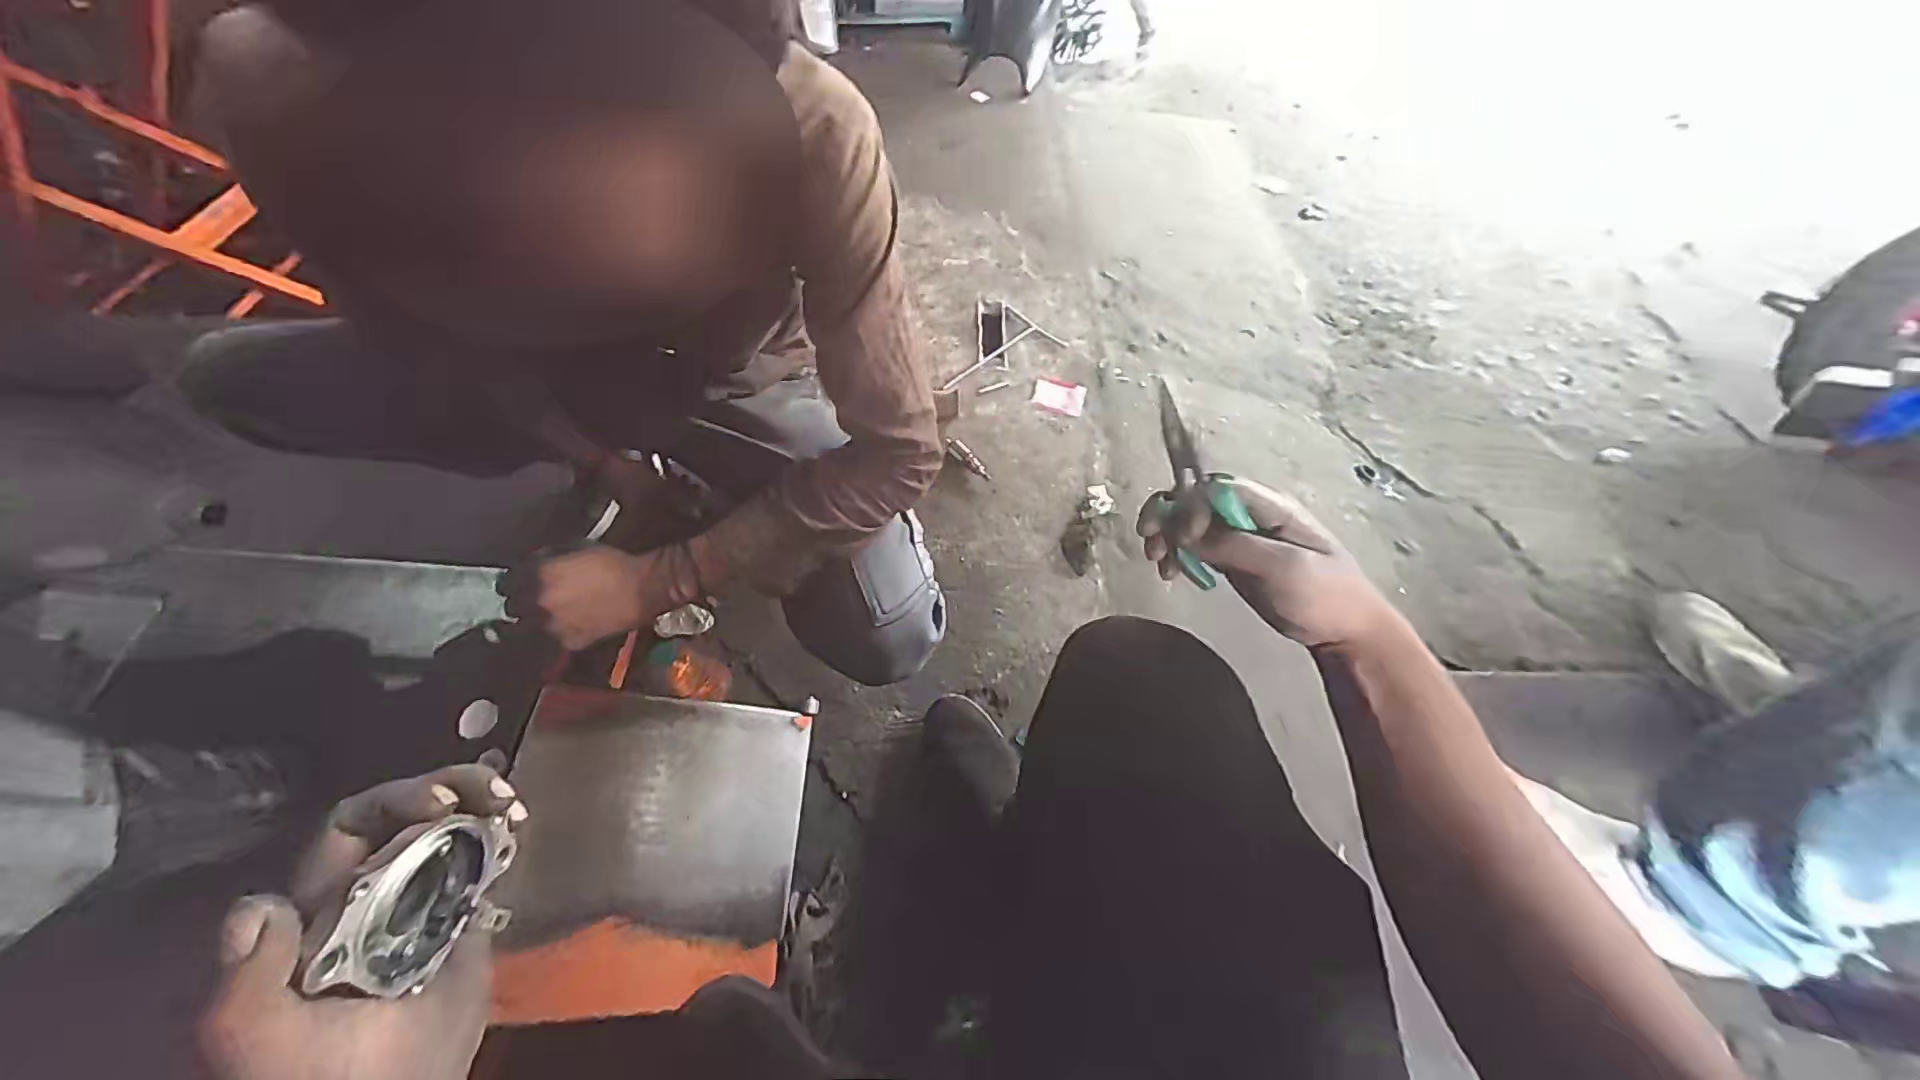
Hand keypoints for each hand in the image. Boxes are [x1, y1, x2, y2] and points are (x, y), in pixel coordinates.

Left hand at [203, 765, 526, 1079]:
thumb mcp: (261, 1037)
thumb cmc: (318, 1075)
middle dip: (455, 785)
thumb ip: (247, 980)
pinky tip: (521, 822)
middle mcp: (377, 885)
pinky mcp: (470, 909)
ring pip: (454, 823)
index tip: (442, 805)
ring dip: (485, 799)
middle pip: (413, 810)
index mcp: (325, 903)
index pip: (357, 823)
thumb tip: (257, 905)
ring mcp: (427, 894)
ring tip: (512, 804)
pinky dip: (504, 829)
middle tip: (496, 793)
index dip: (398, 799)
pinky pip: (486, 854)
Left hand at [517, 545, 682, 651]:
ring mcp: (552, 626)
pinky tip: (570, 627)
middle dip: (522, 603)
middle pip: (512, 608)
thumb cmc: (615, 563)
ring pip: (528, 629)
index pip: (505, 583)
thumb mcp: (579, 550)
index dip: (515, 582)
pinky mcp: (570, 642)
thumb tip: (536, 564)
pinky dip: (558, 634)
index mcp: (538, 575)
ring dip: (536, 622)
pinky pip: (554, 639)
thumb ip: (551, 559)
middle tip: (537, 600)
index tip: (522, 583)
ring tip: (549, 617)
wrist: (644, 588)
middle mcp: (538, 603)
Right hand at [1137, 476, 1397, 647]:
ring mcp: (1238, 537)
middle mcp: (1249, 515)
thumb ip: (1235, 546)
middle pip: (1195, 500)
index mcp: (1269, 507)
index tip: (1183, 537)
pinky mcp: (1231, 559)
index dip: (1191, 505)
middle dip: (1167, 516)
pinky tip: (1169, 573)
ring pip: (1188, 524)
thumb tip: (1186, 533)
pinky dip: (1176, 556)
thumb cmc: (1324, 596)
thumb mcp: (1285, 569)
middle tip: (1148, 540)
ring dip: (1166, 537)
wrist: (1345, 631)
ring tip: (1157, 563)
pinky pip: (1193, 548)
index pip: (1216, 488)